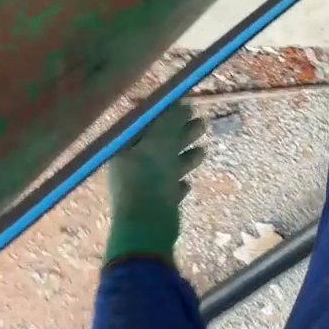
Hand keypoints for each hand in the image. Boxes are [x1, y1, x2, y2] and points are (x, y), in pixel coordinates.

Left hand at [104, 103, 204, 266]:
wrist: (147, 226)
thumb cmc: (150, 178)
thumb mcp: (160, 142)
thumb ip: (170, 120)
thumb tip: (182, 102)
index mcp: (124, 150)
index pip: (144, 125)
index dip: (165, 112)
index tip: (187, 104)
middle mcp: (130, 167)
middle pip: (158, 143)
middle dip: (180, 131)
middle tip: (201, 121)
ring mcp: (142, 186)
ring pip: (166, 164)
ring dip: (185, 155)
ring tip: (204, 149)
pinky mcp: (155, 204)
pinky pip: (168, 187)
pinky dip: (178, 182)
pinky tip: (186, 183)